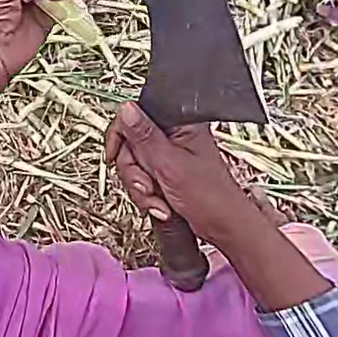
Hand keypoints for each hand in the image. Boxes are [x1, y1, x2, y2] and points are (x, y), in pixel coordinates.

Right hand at [103, 105, 259, 248]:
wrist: (222, 227)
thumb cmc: (209, 196)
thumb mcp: (170, 164)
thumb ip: (145, 136)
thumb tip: (127, 109)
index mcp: (180, 123)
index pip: (136, 115)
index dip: (121, 135)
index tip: (115, 155)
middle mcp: (174, 135)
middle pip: (129, 143)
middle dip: (133, 170)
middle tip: (146, 184)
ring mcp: (169, 154)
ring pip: (133, 164)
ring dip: (140, 186)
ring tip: (156, 198)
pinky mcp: (166, 172)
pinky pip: (141, 178)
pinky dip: (145, 194)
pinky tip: (159, 203)